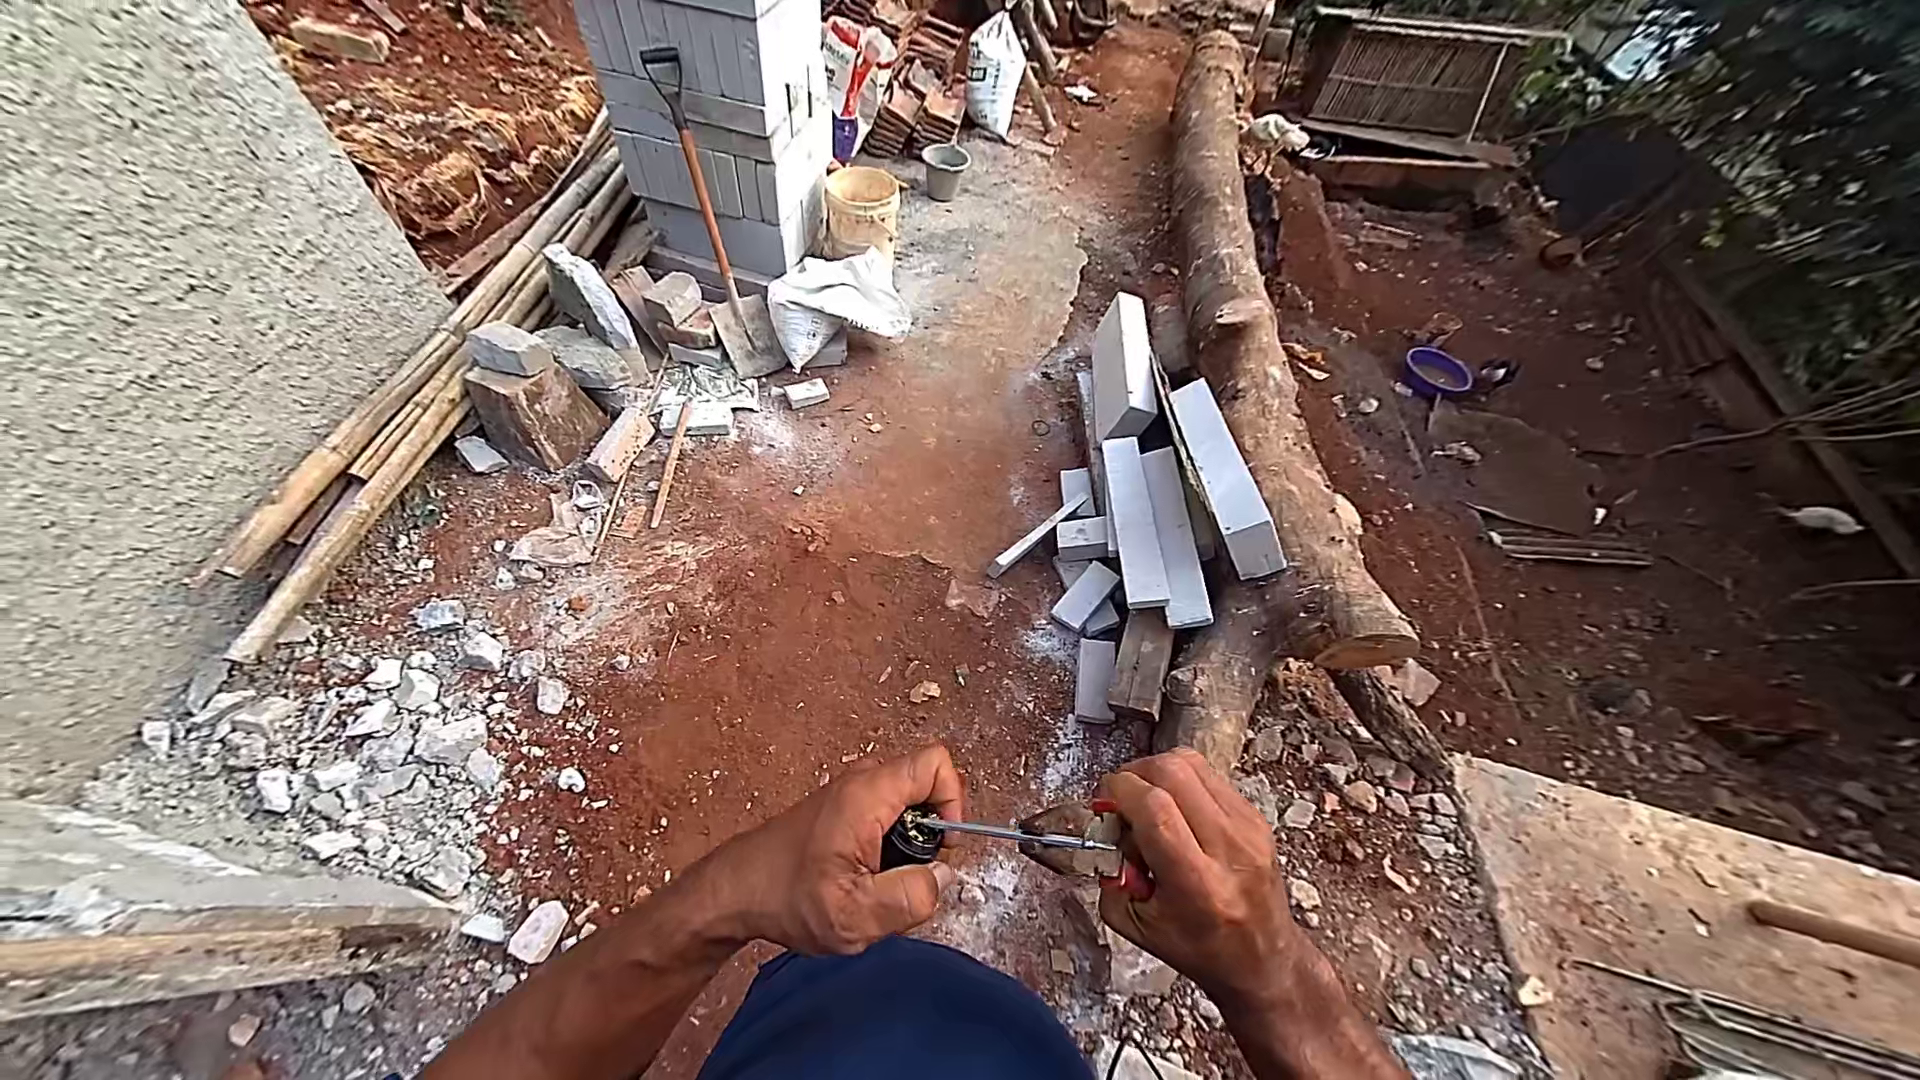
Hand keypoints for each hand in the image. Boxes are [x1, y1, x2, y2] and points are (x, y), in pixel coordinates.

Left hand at [695, 743, 964, 953]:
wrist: (737, 889)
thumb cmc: (788, 897)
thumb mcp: (855, 915)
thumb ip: (910, 898)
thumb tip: (942, 876)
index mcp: (869, 793)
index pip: (935, 763)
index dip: (953, 799)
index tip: (942, 845)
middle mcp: (863, 779)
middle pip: (926, 781)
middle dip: (932, 828)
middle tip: (910, 872)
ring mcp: (852, 788)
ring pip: (908, 797)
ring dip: (911, 837)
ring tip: (883, 878)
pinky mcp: (845, 802)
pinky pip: (888, 807)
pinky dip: (891, 837)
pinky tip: (867, 873)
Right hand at [1095, 749, 1304, 1005]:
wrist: (1265, 962)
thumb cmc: (1202, 949)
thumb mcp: (1137, 925)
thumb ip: (1109, 871)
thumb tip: (1103, 823)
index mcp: (1199, 886)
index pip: (1155, 808)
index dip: (1120, 791)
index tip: (1105, 802)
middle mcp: (1229, 850)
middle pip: (1171, 772)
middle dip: (1133, 773)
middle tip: (1121, 797)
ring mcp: (1247, 828)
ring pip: (1188, 762)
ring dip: (1154, 771)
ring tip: (1145, 797)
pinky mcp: (1254, 815)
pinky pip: (1205, 773)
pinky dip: (1178, 779)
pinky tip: (1173, 806)